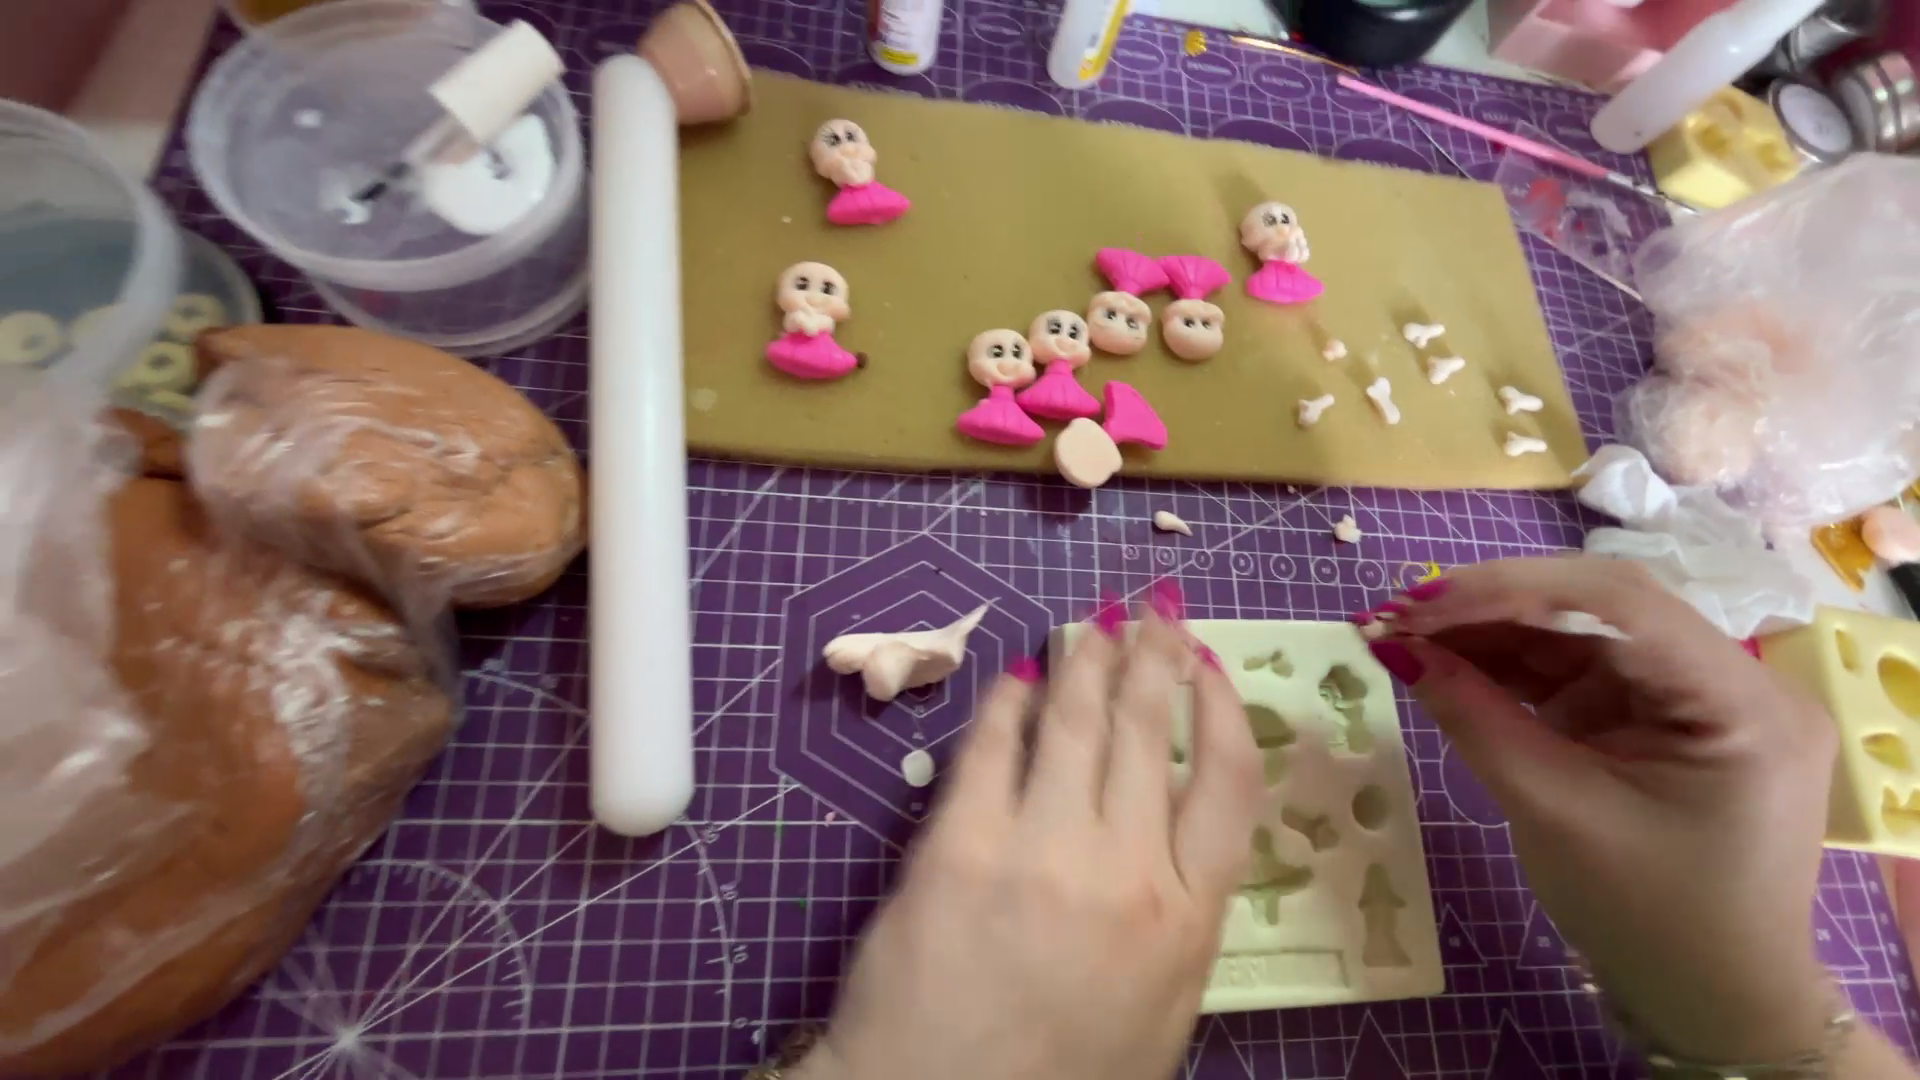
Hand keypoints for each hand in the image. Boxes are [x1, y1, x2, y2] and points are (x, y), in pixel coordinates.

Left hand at [795, 590, 1264, 1079]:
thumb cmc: (1062, 1074)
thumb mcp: (1157, 1006)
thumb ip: (1171, 909)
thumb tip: (1161, 812)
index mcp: (1189, 919)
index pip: (1229, 780)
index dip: (1223, 709)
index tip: (1210, 665)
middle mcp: (1125, 868)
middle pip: (1146, 731)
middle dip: (1152, 655)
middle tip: (1153, 608)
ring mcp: (1040, 849)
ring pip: (1073, 723)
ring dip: (1085, 661)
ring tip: (1095, 622)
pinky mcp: (961, 842)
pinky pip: (991, 748)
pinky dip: (1006, 703)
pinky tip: (1015, 677)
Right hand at [1368, 557, 1836, 1063]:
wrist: (1701, 991)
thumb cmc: (1644, 912)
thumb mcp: (1548, 806)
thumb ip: (1471, 714)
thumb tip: (1392, 647)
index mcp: (1738, 702)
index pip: (1616, 603)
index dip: (1507, 589)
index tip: (1415, 604)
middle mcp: (1720, 676)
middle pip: (1589, 605)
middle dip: (1483, 604)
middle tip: (1392, 616)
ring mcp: (1679, 690)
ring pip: (1564, 628)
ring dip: (1478, 628)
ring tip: (1399, 634)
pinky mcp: (1640, 708)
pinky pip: (1558, 663)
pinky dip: (1493, 660)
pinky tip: (1437, 658)